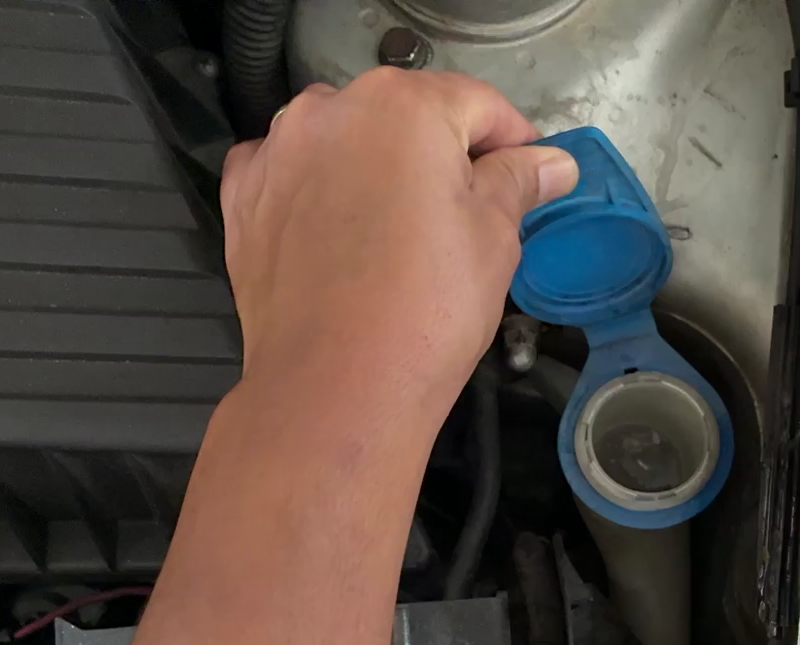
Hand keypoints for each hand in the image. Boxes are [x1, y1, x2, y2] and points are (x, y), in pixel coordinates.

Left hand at [219, 70, 577, 414]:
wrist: (339, 385)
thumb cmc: (430, 309)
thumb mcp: (495, 240)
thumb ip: (519, 183)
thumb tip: (553, 163)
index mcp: (404, 107)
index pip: (481, 105)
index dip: (518, 143)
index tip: (534, 180)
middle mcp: (331, 109)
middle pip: (410, 118)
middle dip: (448, 158)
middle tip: (474, 221)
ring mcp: (278, 150)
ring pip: (352, 145)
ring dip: (387, 173)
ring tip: (408, 240)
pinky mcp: (246, 198)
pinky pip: (302, 178)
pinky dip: (330, 195)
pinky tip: (351, 243)